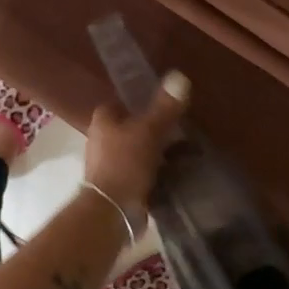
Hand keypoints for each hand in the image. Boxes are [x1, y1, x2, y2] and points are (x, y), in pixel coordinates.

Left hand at [83, 72, 189, 227]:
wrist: (112, 212)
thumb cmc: (125, 164)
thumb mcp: (149, 131)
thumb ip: (165, 107)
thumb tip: (179, 76)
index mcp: (103, 120)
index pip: (123, 102)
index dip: (143, 101)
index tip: (168, 104)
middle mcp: (101, 139)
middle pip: (134, 127)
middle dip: (156, 129)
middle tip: (182, 128)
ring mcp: (110, 164)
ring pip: (140, 150)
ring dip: (160, 152)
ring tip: (187, 151)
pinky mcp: (120, 185)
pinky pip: (143, 171)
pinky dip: (158, 171)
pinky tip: (178, 173)